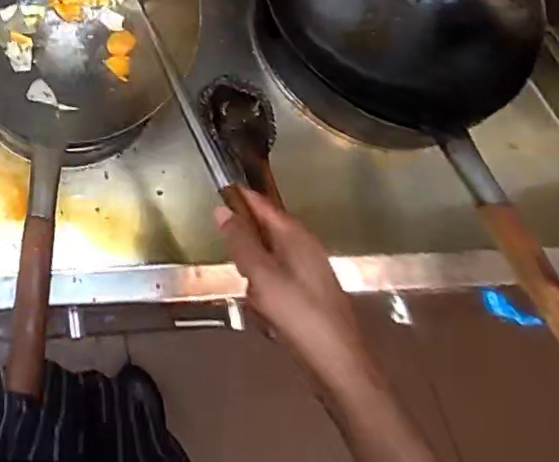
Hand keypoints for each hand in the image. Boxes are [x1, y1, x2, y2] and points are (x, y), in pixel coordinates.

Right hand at [219, 190, 438, 461]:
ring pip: (270, 258)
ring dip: (256, 273)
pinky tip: (267, 313)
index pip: (262, 203)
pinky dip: (268, 290)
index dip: (240, 197)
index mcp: (294, 234)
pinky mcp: (312, 292)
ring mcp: (310, 269)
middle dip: (246, 245)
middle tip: (234, 262)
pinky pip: (279, 279)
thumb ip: (240, 242)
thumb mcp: (261, 275)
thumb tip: (221, 210)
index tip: (218, 193)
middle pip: (265, 231)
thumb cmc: (298, 313)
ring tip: (254, 298)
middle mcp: (305, 245)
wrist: (340, 364)